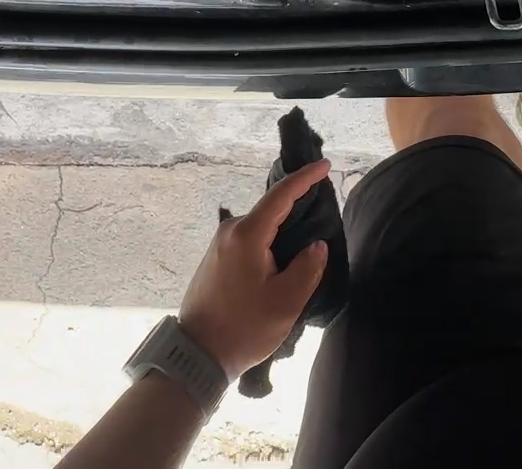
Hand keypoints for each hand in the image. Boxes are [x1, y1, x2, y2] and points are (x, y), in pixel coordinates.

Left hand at [176, 158, 330, 377]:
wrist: (196, 354)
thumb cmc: (243, 327)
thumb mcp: (285, 302)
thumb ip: (307, 268)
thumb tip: (316, 245)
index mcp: (247, 234)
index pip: (282, 195)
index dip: (305, 178)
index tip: (325, 165)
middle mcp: (231, 230)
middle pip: (271, 208)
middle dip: (297, 204)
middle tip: (324, 206)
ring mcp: (220, 243)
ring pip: (261, 226)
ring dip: (283, 228)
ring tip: (307, 238)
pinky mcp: (217, 257)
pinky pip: (250, 238)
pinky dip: (269, 240)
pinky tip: (282, 255)